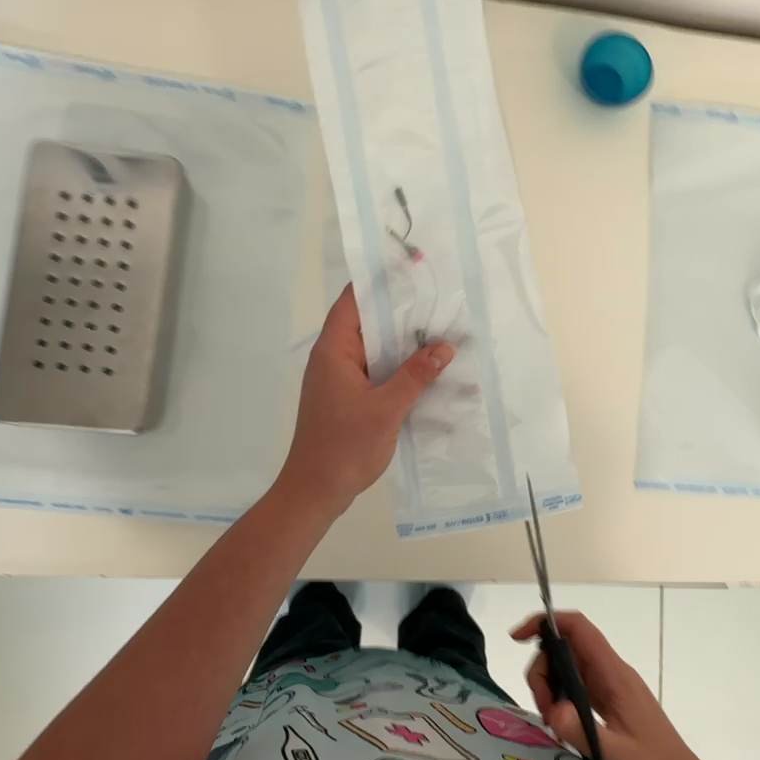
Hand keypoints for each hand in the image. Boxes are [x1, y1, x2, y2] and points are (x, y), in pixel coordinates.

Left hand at [277, 285, 452, 512]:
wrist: (315, 492)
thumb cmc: (343, 447)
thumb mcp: (386, 409)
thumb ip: (415, 376)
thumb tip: (443, 347)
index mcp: (333, 351)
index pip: (352, 301)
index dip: (378, 281)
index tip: (409, 266)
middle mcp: (334, 360)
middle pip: (367, 323)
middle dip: (400, 312)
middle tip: (437, 298)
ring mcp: (340, 381)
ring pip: (374, 350)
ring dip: (402, 343)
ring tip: (439, 330)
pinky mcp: (348, 400)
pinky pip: (376, 373)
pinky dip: (398, 369)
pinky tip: (426, 372)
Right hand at [512, 611, 716, 759]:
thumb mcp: (615, 756)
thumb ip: (580, 731)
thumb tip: (552, 710)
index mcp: (615, 676)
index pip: (578, 629)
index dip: (546, 622)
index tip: (518, 638)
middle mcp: (613, 675)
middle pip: (566, 650)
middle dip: (543, 671)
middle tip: (544, 711)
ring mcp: (612, 690)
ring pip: (569, 670)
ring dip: (551, 689)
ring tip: (554, 724)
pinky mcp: (610, 707)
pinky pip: (577, 689)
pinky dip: (562, 701)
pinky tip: (562, 727)